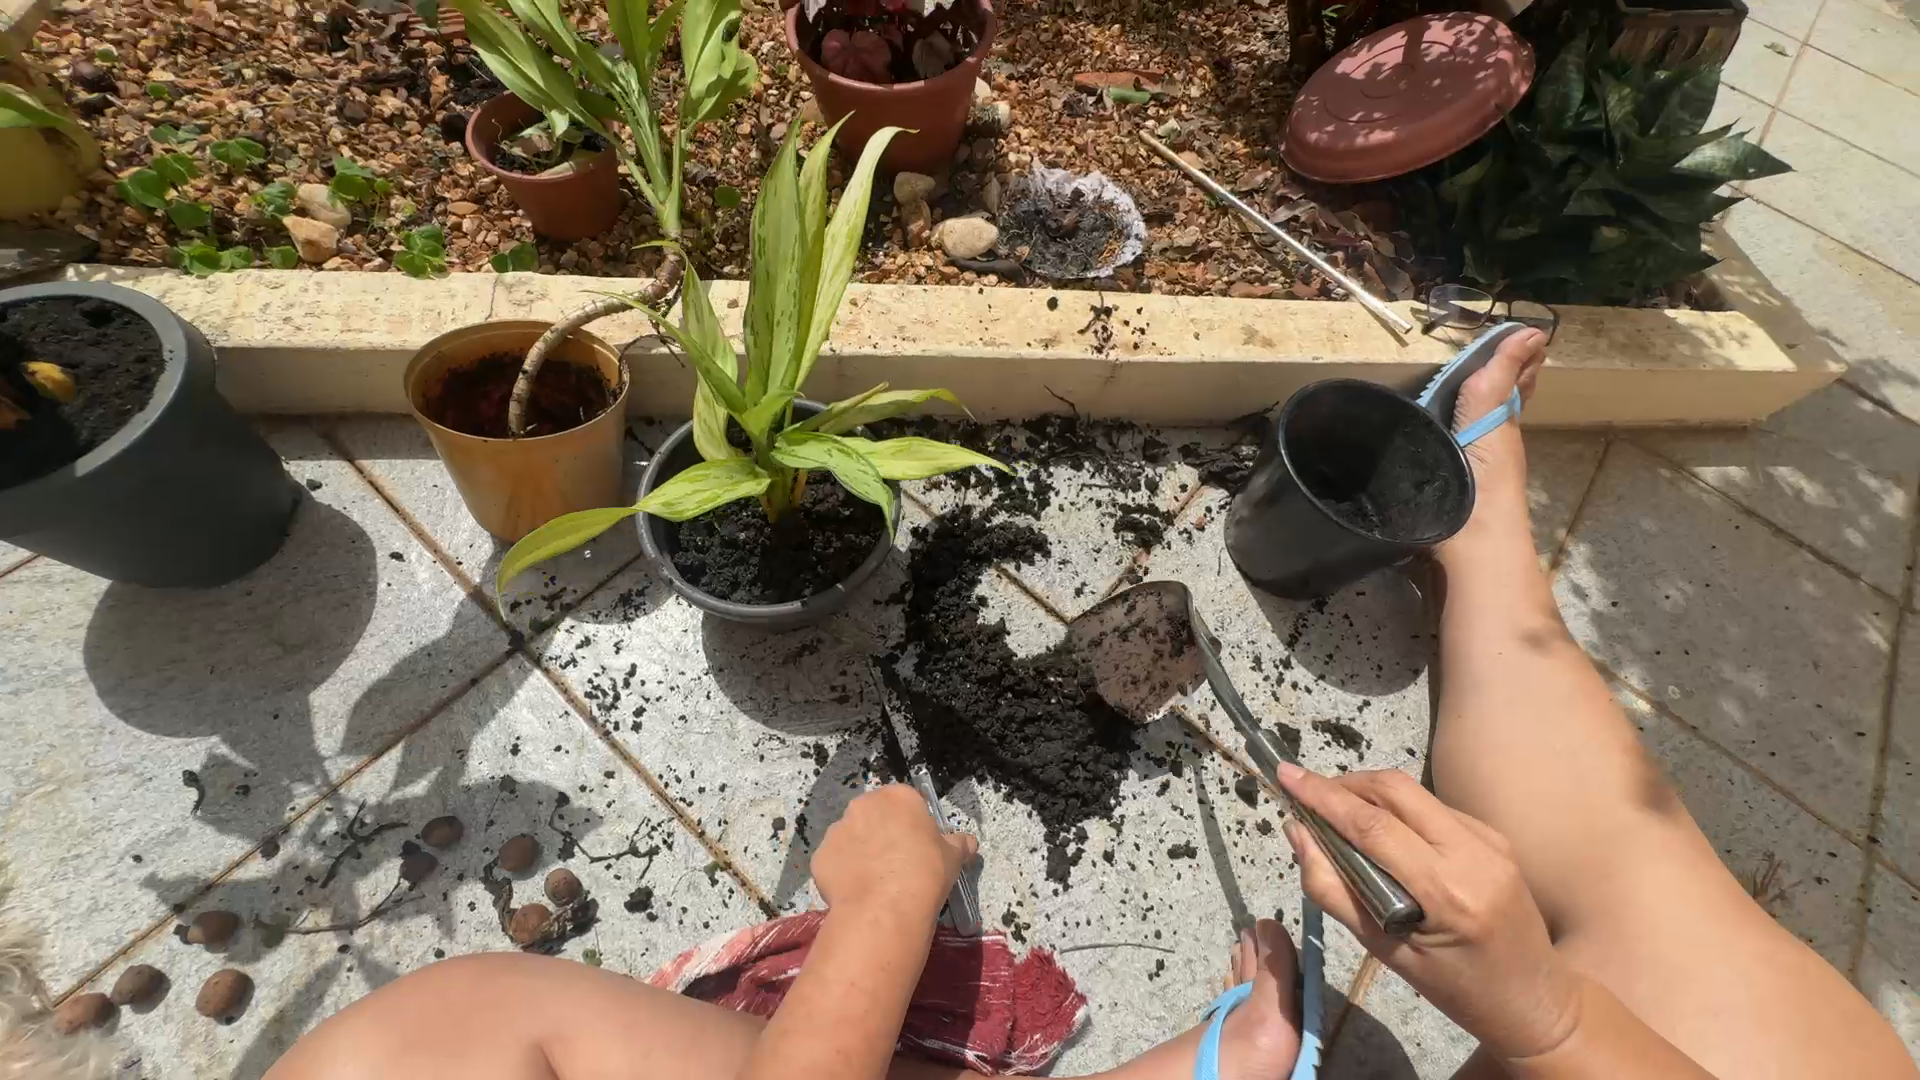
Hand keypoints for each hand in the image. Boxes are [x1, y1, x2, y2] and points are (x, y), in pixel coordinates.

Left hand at [813, 784, 977, 919]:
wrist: (885, 907)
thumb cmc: (926, 872)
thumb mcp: (953, 856)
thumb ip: (960, 844)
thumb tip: (970, 842)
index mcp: (898, 796)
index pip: (905, 803)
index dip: (911, 826)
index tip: (916, 847)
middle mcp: (864, 804)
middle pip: (874, 816)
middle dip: (882, 834)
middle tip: (895, 864)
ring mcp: (838, 829)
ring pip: (851, 838)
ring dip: (859, 853)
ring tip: (874, 883)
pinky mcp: (820, 855)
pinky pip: (834, 862)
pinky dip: (842, 874)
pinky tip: (856, 892)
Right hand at [1276, 764, 1581, 1061]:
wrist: (1538, 1003)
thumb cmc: (1454, 988)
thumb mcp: (1381, 950)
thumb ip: (1331, 888)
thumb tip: (1296, 832)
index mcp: (1449, 894)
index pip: (1372, 826)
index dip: (1323, 795)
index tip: (1285, 775)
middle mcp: (1475, 855)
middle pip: (1393, 789)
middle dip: (1343, 784)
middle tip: (1311, 798)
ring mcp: (1490, 841)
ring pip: (1410, 791)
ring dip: (1366, 793)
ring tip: (1341, 818)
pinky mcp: (1494, 835)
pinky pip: (1428, 805)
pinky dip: (1394, 808)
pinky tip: (1385, 836)